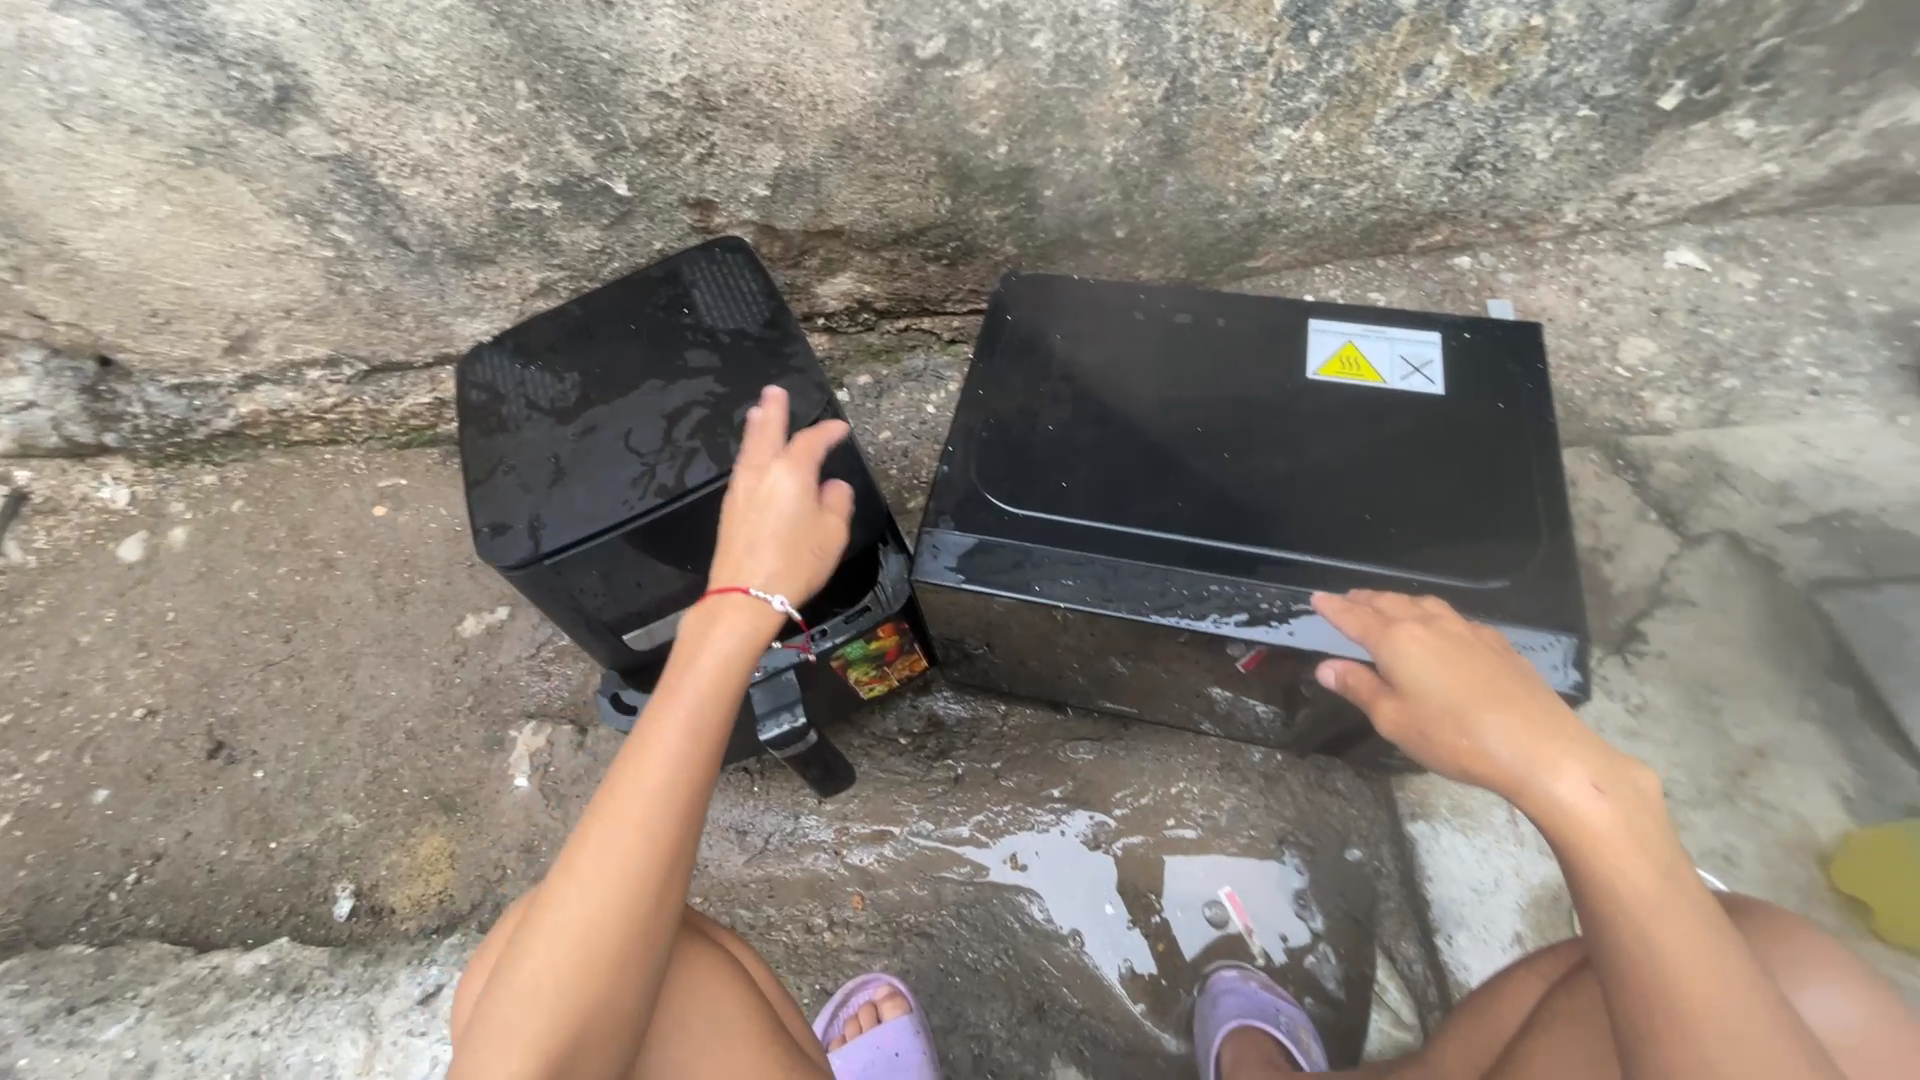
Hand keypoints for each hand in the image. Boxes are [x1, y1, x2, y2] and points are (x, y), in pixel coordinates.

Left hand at [706, 385, 855, 607]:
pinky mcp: (730, 509)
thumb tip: (832, 486)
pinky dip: (750, 453)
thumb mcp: (833, 533)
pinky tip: (753, 458)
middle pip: (768, 432)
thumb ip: (837, 502)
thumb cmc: (797, 561)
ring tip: (758, 414)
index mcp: (793, 471)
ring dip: (756, 428)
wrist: (746, 595)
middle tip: (774, 391)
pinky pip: (743, 468)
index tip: (840, 428)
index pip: (812, 441)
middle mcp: (763, 471)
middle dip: (774, 410)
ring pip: (750, 449)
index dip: (828, 432)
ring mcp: (741, 489)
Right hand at [1311, 590, 1630, 805]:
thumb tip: (1326, 666)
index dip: (1334, 608)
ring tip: (1387, 606)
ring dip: (1398, 602)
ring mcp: (1468, 632)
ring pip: (1424, 605)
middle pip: (1389, 603)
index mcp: (1397, 641)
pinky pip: (1453, 618)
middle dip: (1364, 600)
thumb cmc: (1455, 737)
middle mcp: (1430, 626)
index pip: (1355, 618)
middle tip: (1347, 599)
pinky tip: (1439, 629)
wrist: (1541, 750)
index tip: (1316, 598)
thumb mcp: (1393, 720)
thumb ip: (1358, 688)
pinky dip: (1432, 615)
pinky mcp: (1497, 645)